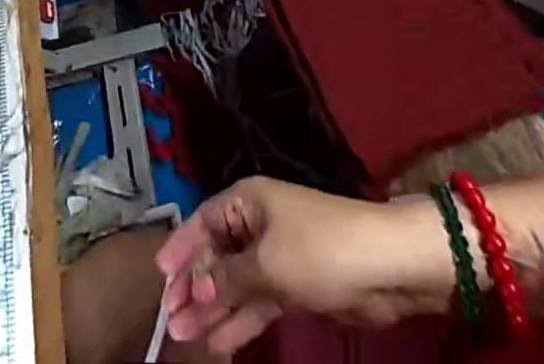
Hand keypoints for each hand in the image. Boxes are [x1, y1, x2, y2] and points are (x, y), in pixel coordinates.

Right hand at [153, 177, 452, 353]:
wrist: (384, 266)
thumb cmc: (320, 248)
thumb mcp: (266, 263)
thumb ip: (226, 278)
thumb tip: (194, 288)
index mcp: (251, 201)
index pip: (205, 219)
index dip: (182, 245)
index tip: (159, 276)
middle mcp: (260, 223)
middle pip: (217, 253)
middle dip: (194, 284)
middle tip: (170, 319)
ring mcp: (277, 256)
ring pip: (234, 281)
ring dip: (211, 306)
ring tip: (184, 336)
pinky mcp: (293, 284)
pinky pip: (256, 300)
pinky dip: (239, 319)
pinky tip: (218, 342)